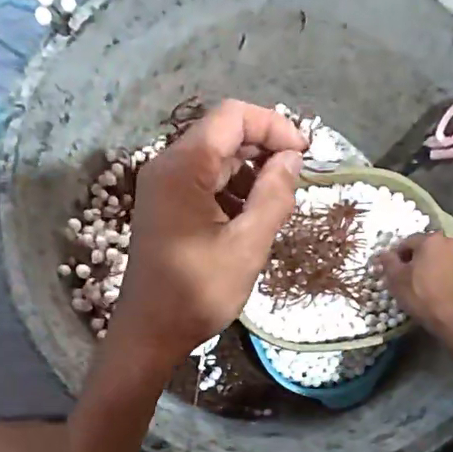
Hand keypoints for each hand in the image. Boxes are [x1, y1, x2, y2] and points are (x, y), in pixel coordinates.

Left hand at [108, 100, 306, 366]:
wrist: (149, 334)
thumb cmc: (198, 292)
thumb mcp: (247, 245)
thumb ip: (273, 196)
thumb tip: (291, 159)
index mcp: (182, 167)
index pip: (232, 117)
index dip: (273, 126)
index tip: (303, 154)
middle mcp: (166, 168)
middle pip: (222, 135)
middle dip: (263, 150)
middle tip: (294, 182)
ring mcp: (162, 189)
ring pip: (214, 161)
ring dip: (249, 175)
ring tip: (276, 206)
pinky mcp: (164, 210)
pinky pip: (202, 184)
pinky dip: (231, 192)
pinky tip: (250, 219)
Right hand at [377, 232, 452, 338]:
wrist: (451, 317)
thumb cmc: (420, 295)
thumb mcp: (396, 279)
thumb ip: (388, 261)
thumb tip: (382, 253)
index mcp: (430, 240)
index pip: (408, 242)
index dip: (398, 256)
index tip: (395, 271)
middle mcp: (451, 242)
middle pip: (428, 248)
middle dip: (419, 259)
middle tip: (411, 277)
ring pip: (444, 257)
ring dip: (435, 265)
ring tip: (428, 284)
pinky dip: (449, 275)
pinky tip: (443, 289)